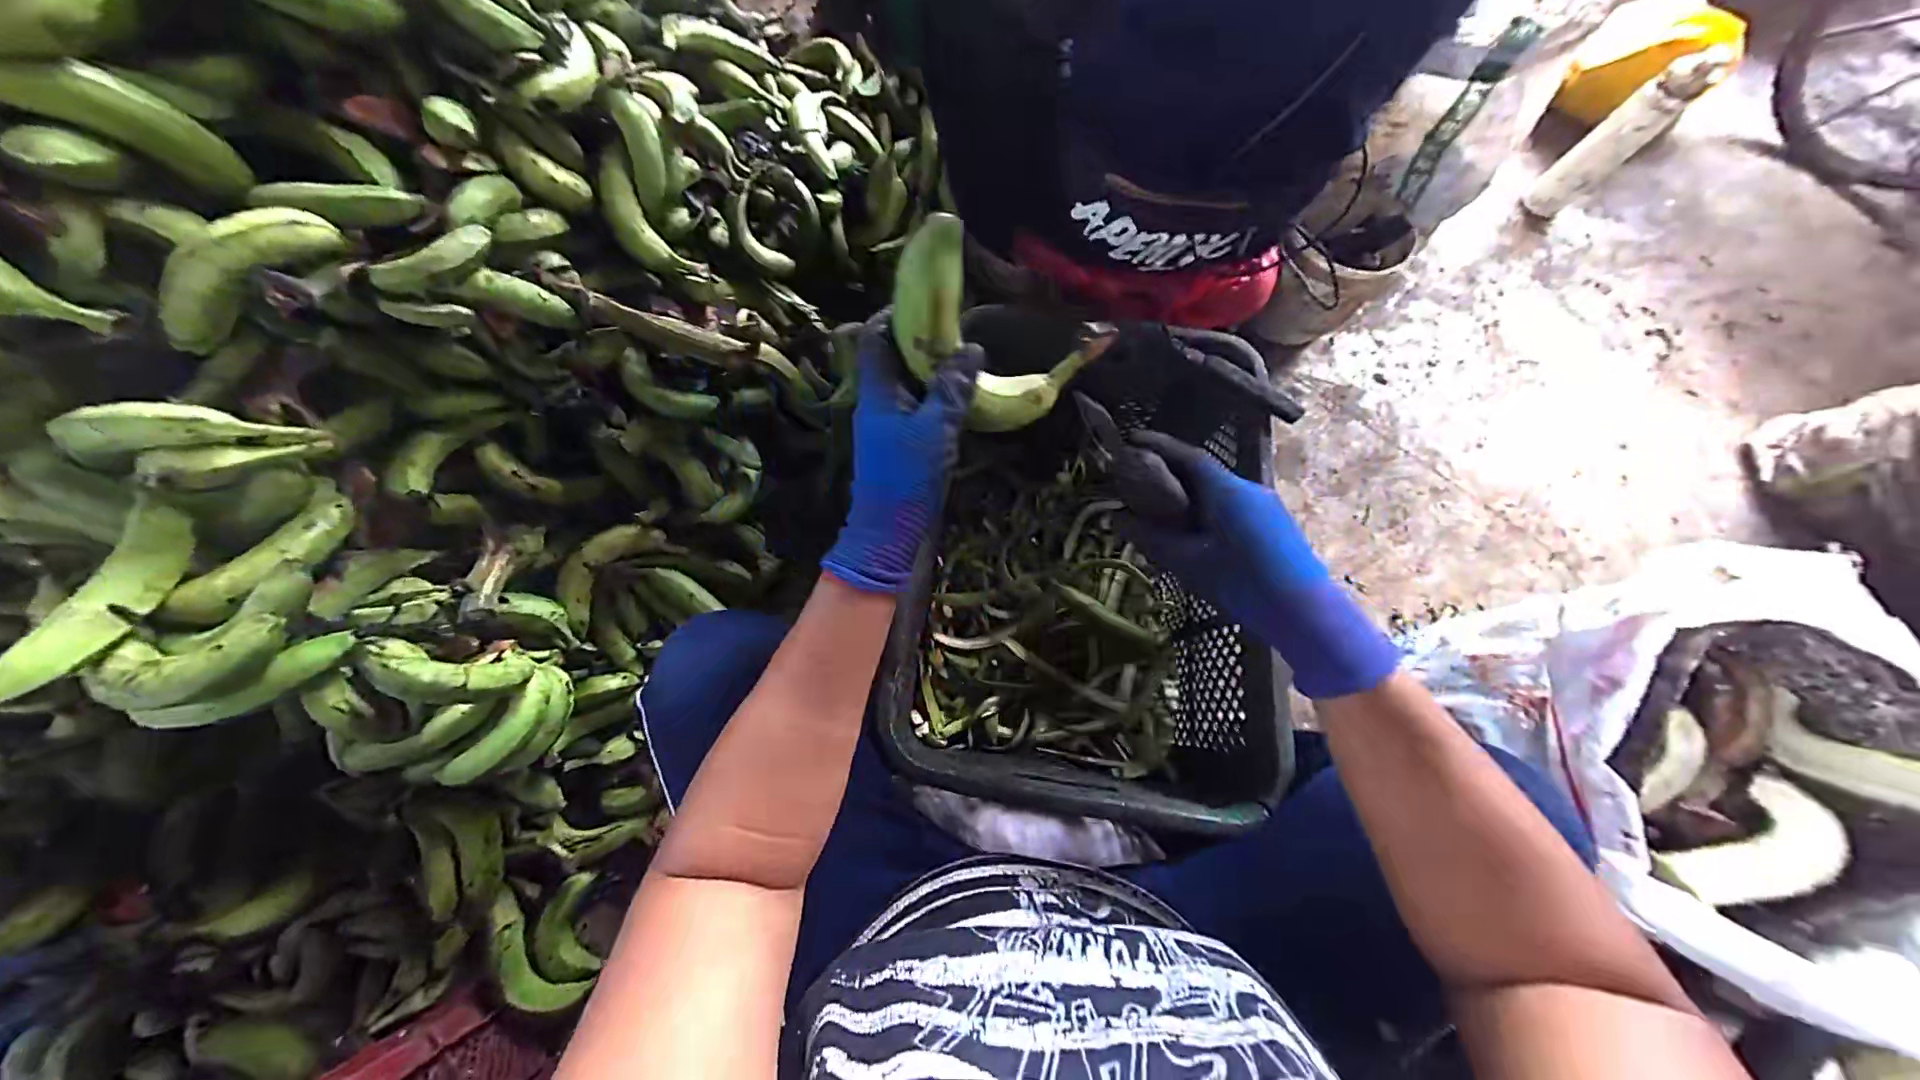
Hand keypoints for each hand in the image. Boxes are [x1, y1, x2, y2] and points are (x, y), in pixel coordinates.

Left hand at [821, 313, 981, 593]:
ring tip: (965, 356)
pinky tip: (962, 395)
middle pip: (893, 357)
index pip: (874, 337)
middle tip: (957, 329)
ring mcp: (889, 424)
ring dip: (932, 369)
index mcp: (876, 391)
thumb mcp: (935, 428)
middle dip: (921, 341)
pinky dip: (936, 396)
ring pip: (908, 383)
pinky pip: (918, 407)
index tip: (927, 303)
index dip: (895, 314)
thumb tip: (971, 349)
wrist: (891, 532)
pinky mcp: (902, 443)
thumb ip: (952, 388)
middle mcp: (878, 401)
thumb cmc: (907, 476)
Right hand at [1121, 431, 1399, 698]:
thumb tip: (1115, 518)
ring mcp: (1264, 505)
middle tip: (1136, 476)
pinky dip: (1204, 507)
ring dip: (1187, 491)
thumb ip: (1151, 538)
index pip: (1189, 457)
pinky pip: (1230, 504)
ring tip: (1157, 504)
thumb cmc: (1243, 585)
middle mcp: (1248, 489)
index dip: (1158, 445)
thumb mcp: (1188, 563)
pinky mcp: (1272, 523)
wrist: (1304, 614)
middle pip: (1203, 471)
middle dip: (1169, 470)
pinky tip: (1189, 527)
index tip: (1130, 439)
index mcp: (1227, 491)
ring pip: (1217, 489)